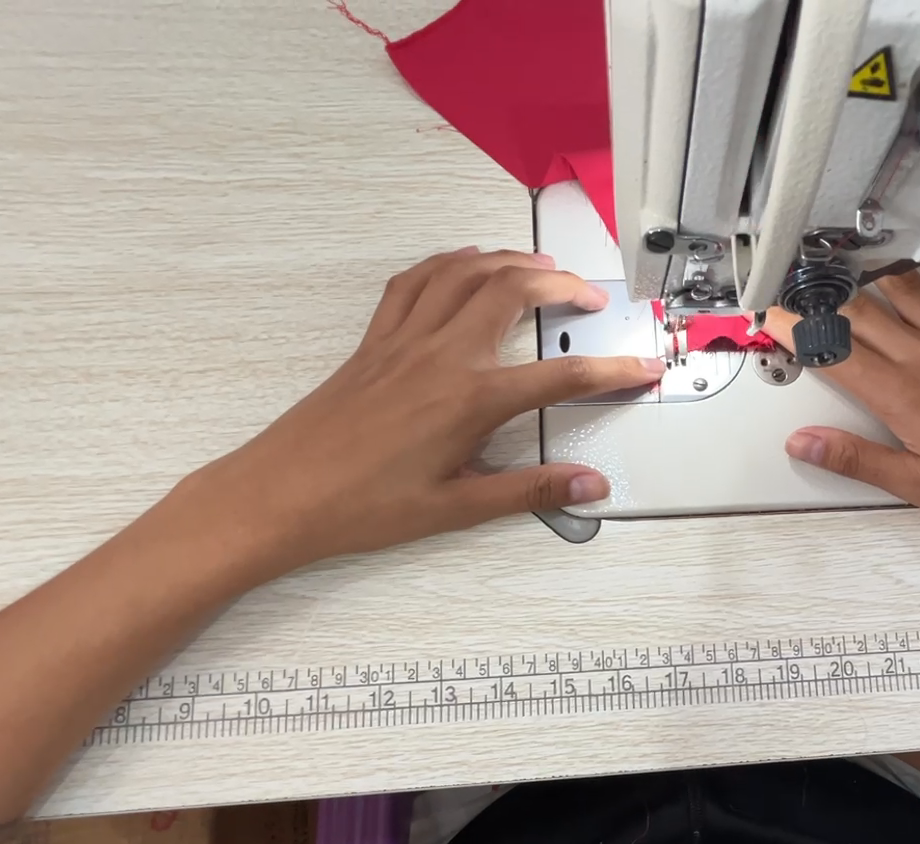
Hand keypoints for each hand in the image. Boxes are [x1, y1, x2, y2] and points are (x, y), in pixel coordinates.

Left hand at [183, 248, 661, 578]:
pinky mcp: (375, 341)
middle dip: (561, 285)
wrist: (280, 494)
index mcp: (468, 398)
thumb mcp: (459, 507)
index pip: (559, 376)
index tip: (640, 368)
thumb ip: (531, 491)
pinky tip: (462, 266)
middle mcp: (439, 355)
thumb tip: (587, 486)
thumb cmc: (361, 505)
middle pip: (511, 291)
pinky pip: (415, 283)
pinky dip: (447, 264)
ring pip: (464, 273)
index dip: (610, 371)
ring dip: (509, 260)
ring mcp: (404, 340)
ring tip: (541, 264)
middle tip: (591, 297)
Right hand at [764, 265, 919, 557]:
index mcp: (902, 396)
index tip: (768, 314)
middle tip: (793, 283)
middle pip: (862, 314)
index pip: (834, 352)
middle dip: (821, 297)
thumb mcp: (919, 484)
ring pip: (909, 292)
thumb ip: (856, 459)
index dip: (795, 330)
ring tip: (844, 258)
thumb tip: (803, 443)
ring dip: (873, 274)